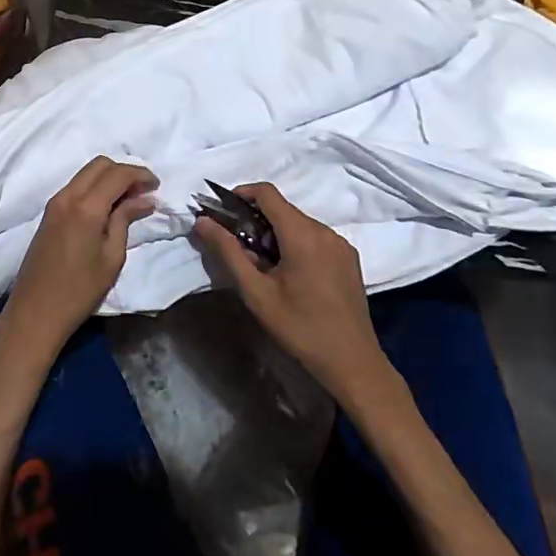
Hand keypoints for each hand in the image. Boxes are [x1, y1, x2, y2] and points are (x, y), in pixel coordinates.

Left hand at [0, 157, 157, 357]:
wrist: (36, 313)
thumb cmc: (80, 290)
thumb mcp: (112, 257)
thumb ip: (125, 220)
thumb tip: (144, 199)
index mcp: (86, 206)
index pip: (118, 174)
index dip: (140, 174)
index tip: (157, 186)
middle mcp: (68, 196)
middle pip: (100, 164)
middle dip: (124, 171)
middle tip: (142, 192)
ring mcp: (54, 202)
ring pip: (86, 173)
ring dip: (109, 178)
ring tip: (128, 199)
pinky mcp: (49, 213)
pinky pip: (76, 186)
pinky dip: (95, 187)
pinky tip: (107, 207)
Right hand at [193, 183, 394, 403]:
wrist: (352, 362)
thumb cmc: (299, 328)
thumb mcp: (256, 292)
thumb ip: (228, 252)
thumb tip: (203, 221)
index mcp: (302, 233)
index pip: (267, 193)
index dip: (241, 194)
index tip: (223, 211)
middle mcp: (324, 230)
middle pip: (283, 210)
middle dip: (257, 222)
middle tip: (239, 250)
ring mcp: (341, 244)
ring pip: (300, 225)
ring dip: (276, 235)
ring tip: (263, 268)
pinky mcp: (349, 258)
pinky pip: (316, 239)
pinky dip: (297, 245)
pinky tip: (290, 276)